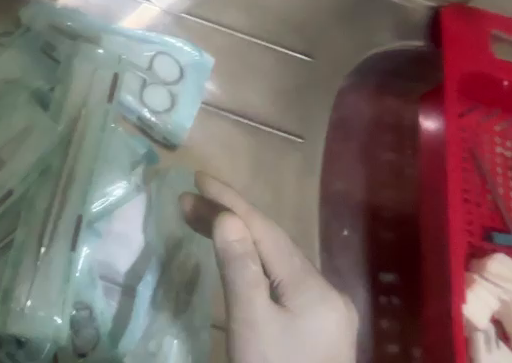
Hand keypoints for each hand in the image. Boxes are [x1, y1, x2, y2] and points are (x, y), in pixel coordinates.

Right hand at [183, 172, 356, 362]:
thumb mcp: (250, 324)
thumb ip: (239, 266)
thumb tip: (226, 217)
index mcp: (316, 289)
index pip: (266, 230)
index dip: (230, 201)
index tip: (195, 178)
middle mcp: (327, 295)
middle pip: (272, 244)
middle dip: (229, 218)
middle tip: (184, 202)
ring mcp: (325, 317)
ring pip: (276, 263)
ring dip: (238, 239)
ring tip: (198, 221)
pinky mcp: (316, 335)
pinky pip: (279, 283)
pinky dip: (251, 264)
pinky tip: (233, 258)